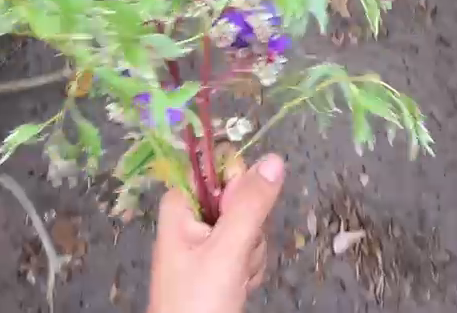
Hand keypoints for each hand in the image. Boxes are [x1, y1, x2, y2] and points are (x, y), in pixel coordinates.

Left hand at [147, 153, 285, 312]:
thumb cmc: (199, 304)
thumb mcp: (227, 251)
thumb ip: (251, 204)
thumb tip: (275, 158)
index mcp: (181, 202)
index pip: (218, 165)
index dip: (239, 183)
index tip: (243, 208)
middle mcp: (191, 216)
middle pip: (239, 195)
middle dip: (249, 226)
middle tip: (237, 254)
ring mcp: (205, 241)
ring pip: (248, 223)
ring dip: (251, 252)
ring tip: (235, 278)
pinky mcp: (218, 262)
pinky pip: (248, 247)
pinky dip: (250, 267)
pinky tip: (240, 285)